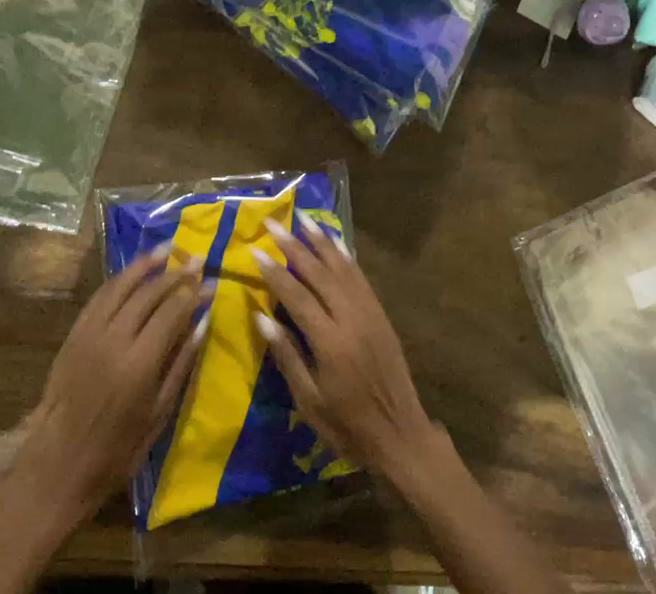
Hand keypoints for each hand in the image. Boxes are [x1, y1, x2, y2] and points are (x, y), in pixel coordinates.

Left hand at [18, 240, 209, 518]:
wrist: (58, 465)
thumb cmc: (117, 449)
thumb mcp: (159, 413)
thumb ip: (182, 364)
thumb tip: (203, 324)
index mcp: (139, 362)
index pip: (173, 311)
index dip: (194, 293)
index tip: (213, 281)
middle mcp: (113, 339)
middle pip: (149, 293)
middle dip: (176, 273)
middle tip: (197, 259)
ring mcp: (89, 334)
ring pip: (120, 287)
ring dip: (145, 265)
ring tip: (166, 249)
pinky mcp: (73, 336)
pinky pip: (98, 298)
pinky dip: (118, 280)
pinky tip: (133, 273)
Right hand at [251, 216, 437, 474]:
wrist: (399, 435)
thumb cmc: (347, 426)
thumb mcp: (309, 401)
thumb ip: (286, 356)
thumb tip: (261, 317)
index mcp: (331, 343)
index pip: (297, 297)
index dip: (275, 272)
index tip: (255, 250)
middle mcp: (352, 320)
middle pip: (320, 274)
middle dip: (295, 247)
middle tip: (273, 223)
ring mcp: (371, 315)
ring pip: (344, 270)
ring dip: (323, 243)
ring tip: (304, 220)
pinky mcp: (382, 317)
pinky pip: (362, 280)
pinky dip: (346, 259)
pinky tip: (336, 245)